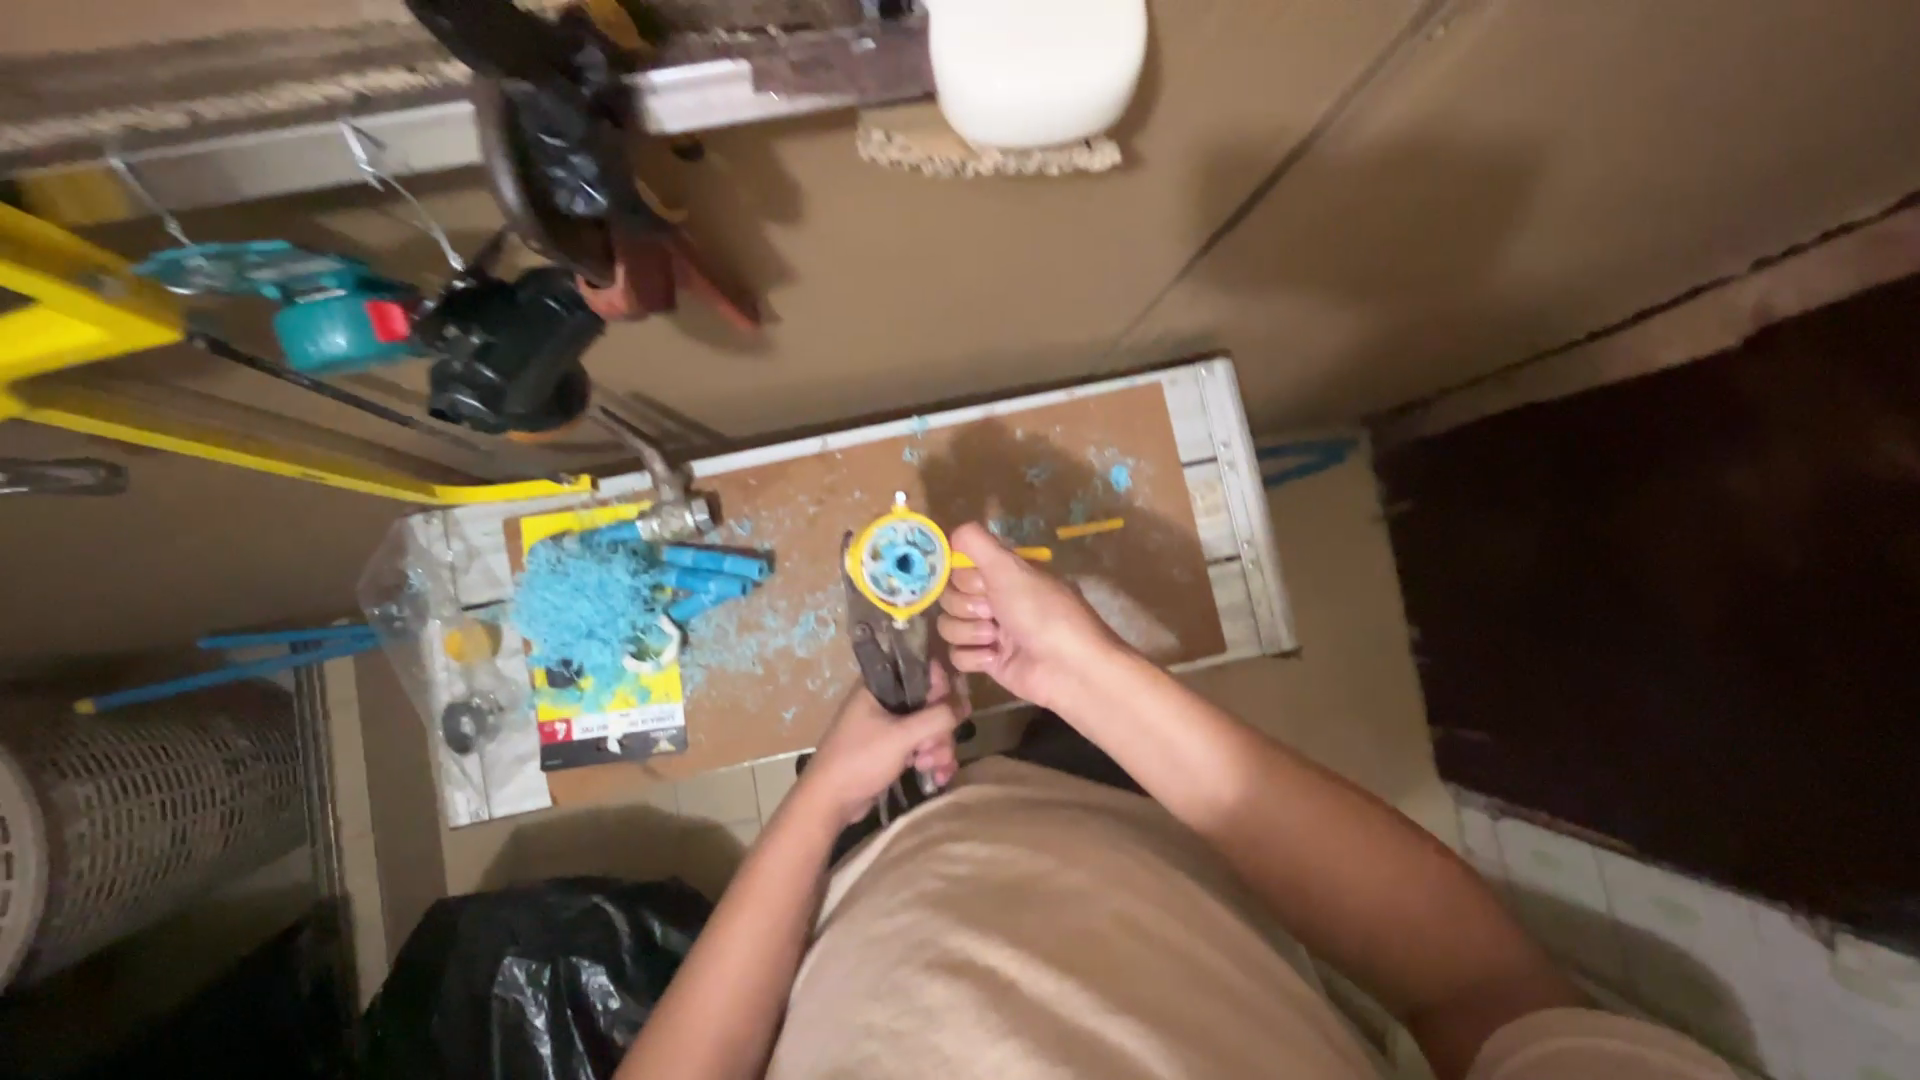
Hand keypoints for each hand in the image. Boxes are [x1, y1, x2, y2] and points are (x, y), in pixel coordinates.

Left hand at [793, 663, 967, 825]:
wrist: (829, 801)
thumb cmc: (861, 759)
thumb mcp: (902, 736)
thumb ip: (937, 717)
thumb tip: (965, 704)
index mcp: (881, 685)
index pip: (925, 672)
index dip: (943, 690)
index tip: (950, 712)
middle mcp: (887, 701)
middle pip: (932, 704)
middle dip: (940, 731)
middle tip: (930, 750)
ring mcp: (890, 726)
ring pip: (931, 728)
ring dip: (938, 749)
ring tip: (930, 769)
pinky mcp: (893, 749)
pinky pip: (922, 746)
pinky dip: (932, 760)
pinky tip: (937, 777)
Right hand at [936, 522, 1128, 709]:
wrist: (1069, 667)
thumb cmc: (1041, 612)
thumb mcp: (1010, 569)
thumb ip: (978, 544)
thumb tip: (953, 531)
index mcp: (1004, 575)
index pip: (959, 569)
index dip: (964, 578)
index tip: (981, 584)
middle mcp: (996, 600)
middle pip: (949, 598)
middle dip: (967, 607)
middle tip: (993, 613)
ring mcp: (992, 632)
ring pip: (950, 627)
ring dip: (970, 632)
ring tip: (996, 638)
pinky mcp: (989, 662)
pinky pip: (958, 656)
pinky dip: (975, 657)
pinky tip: (995, 658)